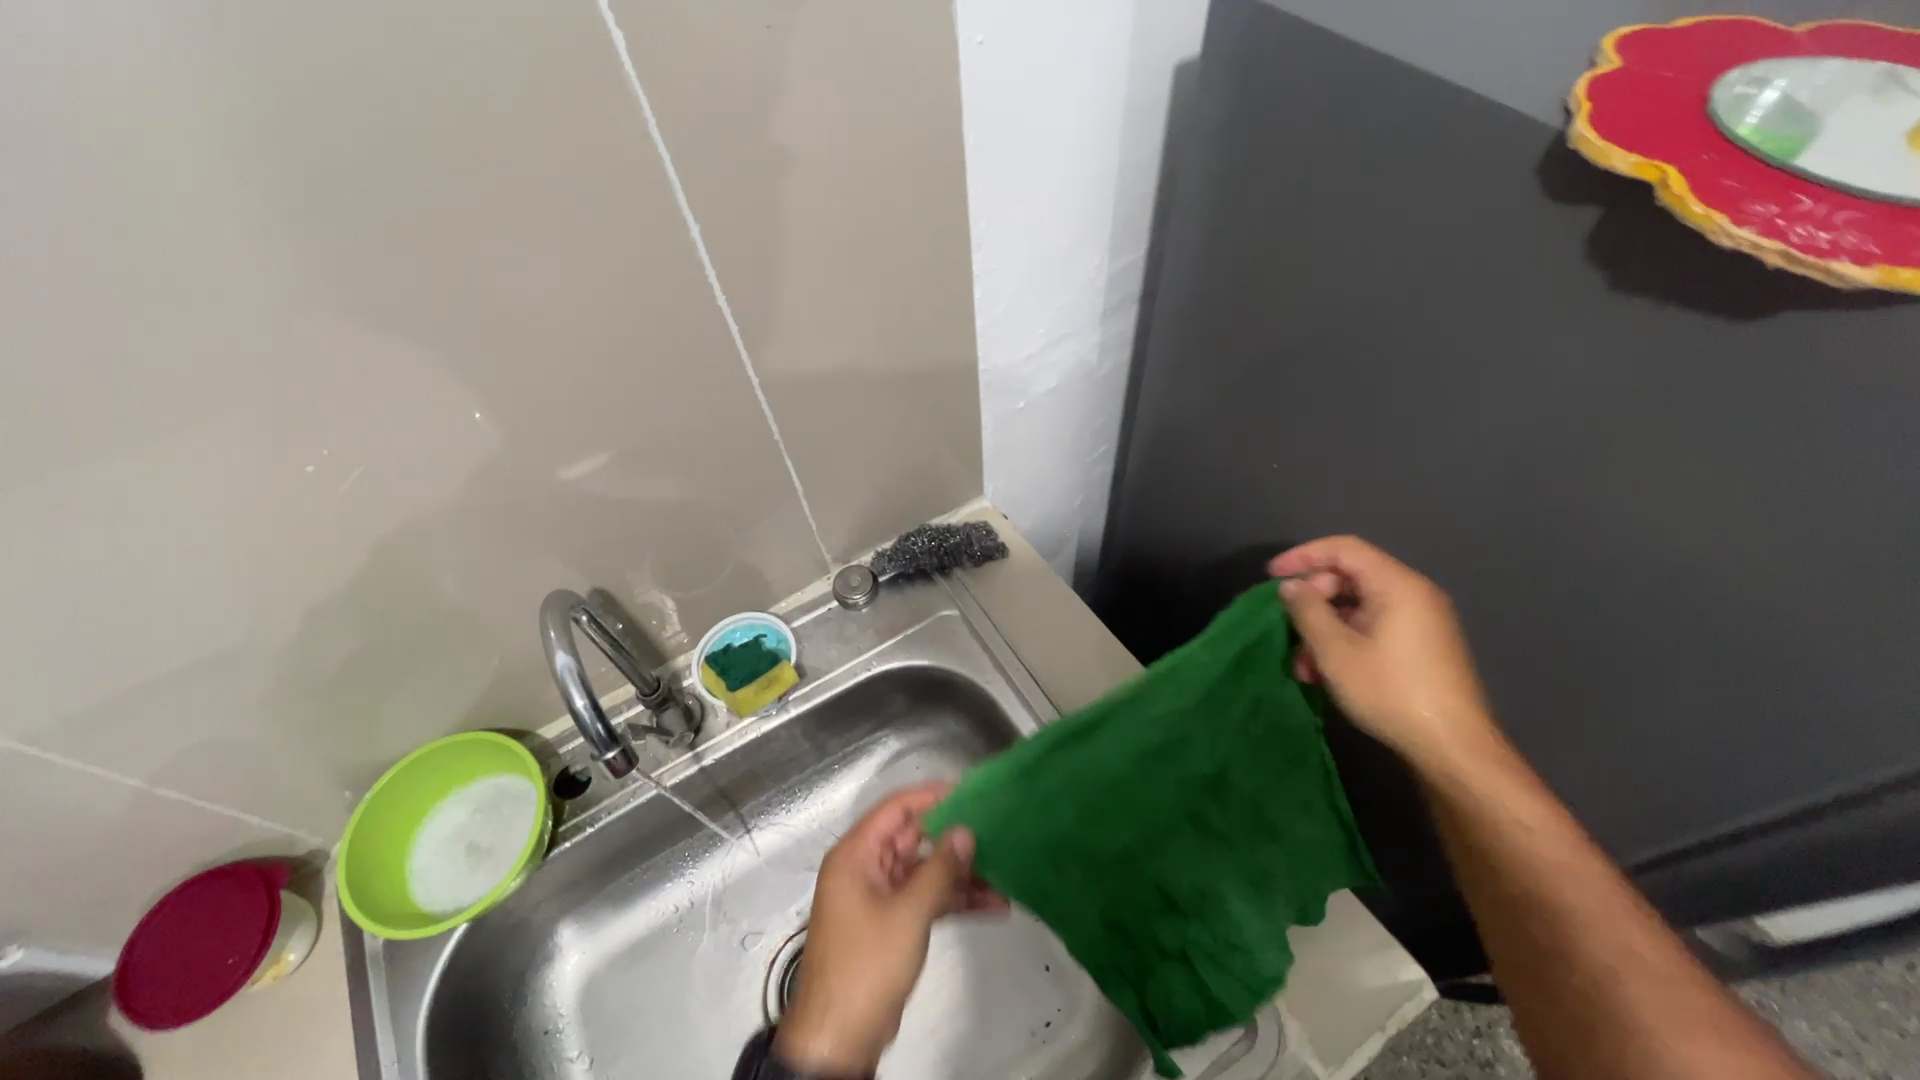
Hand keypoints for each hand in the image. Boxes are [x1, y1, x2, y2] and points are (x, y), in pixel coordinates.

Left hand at [774, 783, 1006, 1075]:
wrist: (839, 1035)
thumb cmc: (867, 963)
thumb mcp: (909, 913)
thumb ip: (940, 869)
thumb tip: (966, 830)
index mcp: (856, 855)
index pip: (896, 809)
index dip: (932, 796)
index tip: (972, 790)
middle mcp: (865, 869)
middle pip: (914, 839)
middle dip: (955, 839)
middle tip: (999, 832)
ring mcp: (878, 898)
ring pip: (924, 872)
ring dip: (961, 875)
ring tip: (1006, 874)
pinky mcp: (891, 924)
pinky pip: (926, 899)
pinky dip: (954, 901)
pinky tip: (993, 905)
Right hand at [1269, 536, 1497, 769]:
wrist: (1452, 745)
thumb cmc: (1390, 691)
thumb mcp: (1336, 651)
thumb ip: (1308, 611)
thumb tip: (1291, 586)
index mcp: (1397, 585)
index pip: (1344, 549)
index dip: (1303, 556)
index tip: (1272, 576)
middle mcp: (1413, 594)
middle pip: (1351, 577)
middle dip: (1313, 601)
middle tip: (1288, 629)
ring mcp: (1421, 621)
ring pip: (1358, 608)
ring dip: (1324, 629)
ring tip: (1303, 666)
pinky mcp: (1421, 646)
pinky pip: (1373, 627)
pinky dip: (1345, 641)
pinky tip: (1326, 674)